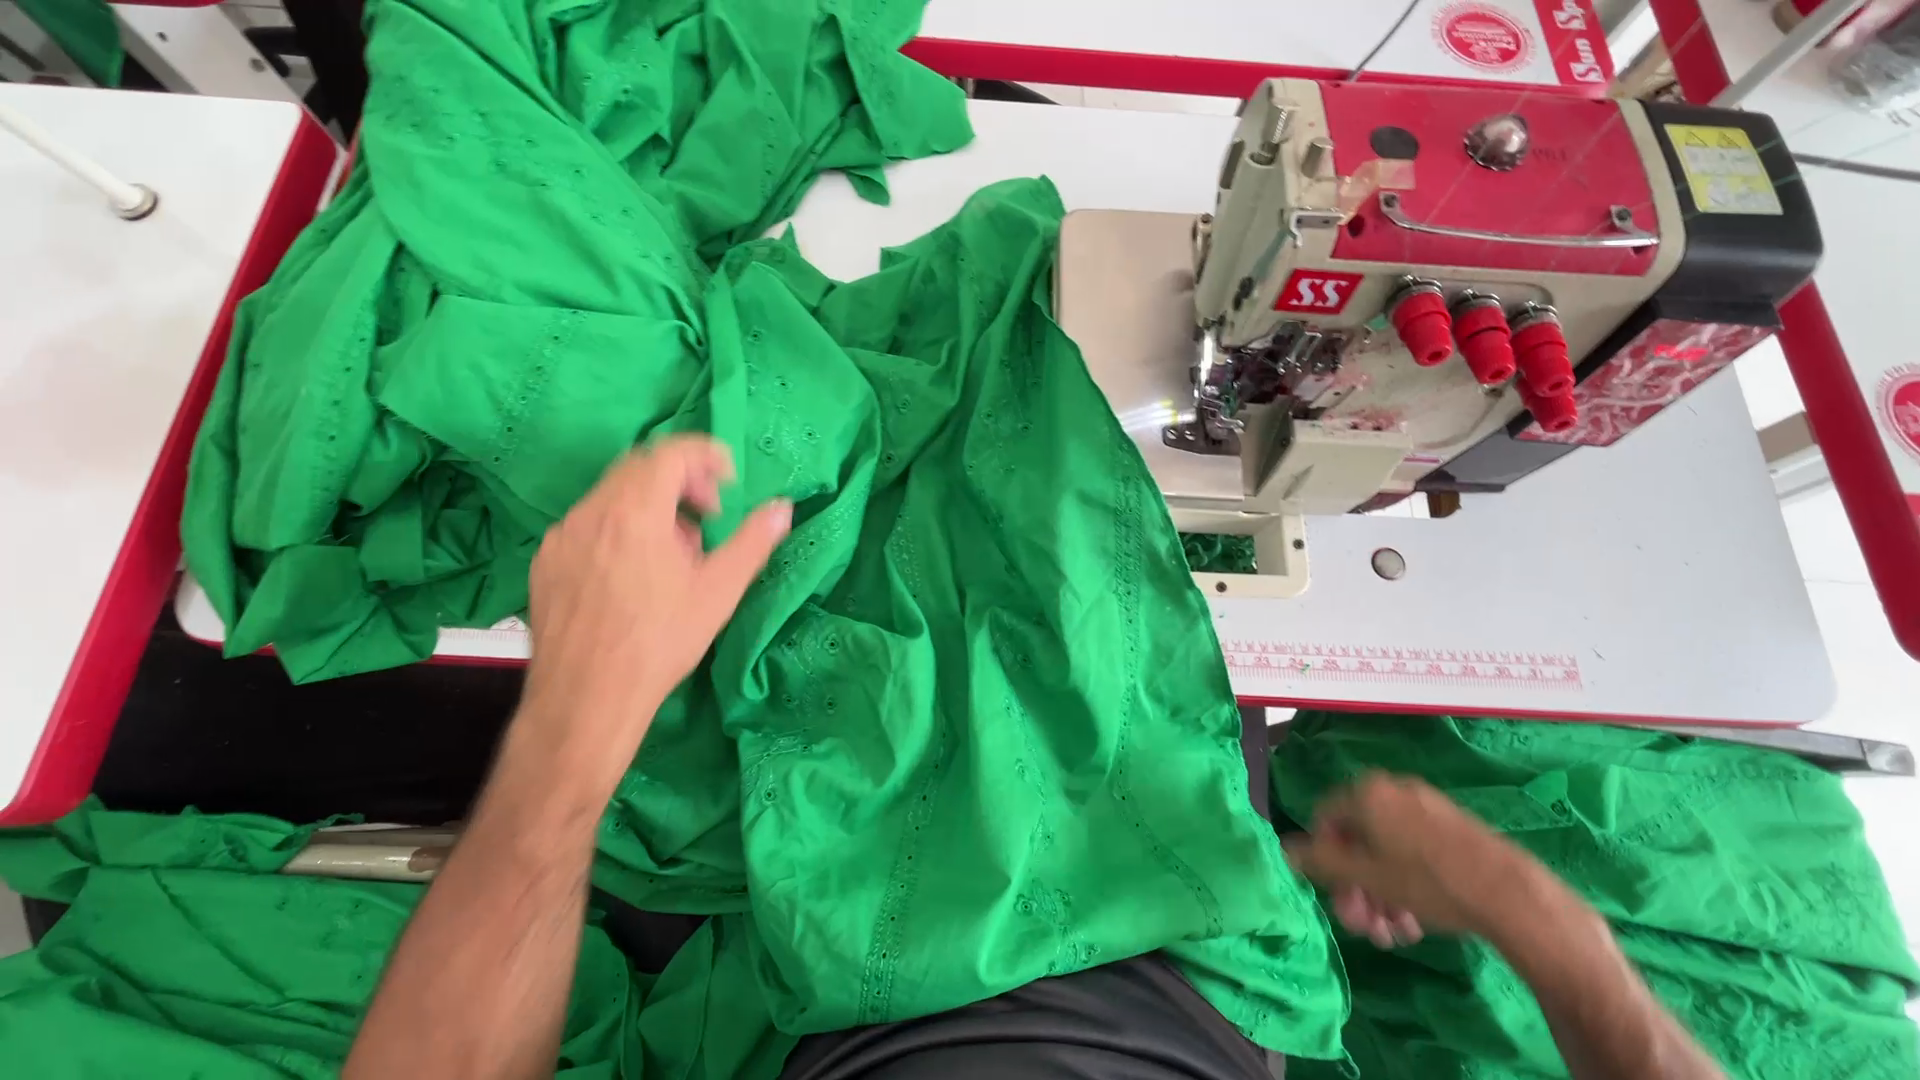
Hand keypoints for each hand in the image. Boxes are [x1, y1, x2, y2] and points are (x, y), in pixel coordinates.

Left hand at [521, 435, 790, 748]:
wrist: (587, 697)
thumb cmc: (661, 641)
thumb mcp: (719, 591)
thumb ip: (753, 541)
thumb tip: (782, 508)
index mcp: (636, 510)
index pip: (671, 452)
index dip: (705, 455)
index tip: (727, 482)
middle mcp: (592, 511)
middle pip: (639, 467)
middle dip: (680, 480)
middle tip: (707, 516)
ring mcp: (563, 535)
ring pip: (612, 496)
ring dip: (650, 506)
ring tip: (673, 554)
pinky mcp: (545, 561)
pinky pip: (588, 525)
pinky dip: (619, 529)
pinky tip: (633, 575)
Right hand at [1282, 772, 1553, 944]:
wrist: (1510, 894)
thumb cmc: (1426, 881)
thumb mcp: (1364, 876)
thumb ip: (1318, 861)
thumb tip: (1284, 848)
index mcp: (1366, 793)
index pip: (1324, 819)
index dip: (1323, 860)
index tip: (1336, 895)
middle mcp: (1393, 791)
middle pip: (1357, 840)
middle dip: (1356, 887)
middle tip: (1366, 926)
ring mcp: (1426, 808)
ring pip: (1386, 851)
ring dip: (1381, 894)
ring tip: (1396, 933)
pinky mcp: (1452, 828)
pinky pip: (1413, 852)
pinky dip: (1406, 884)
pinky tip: (1417, 921)